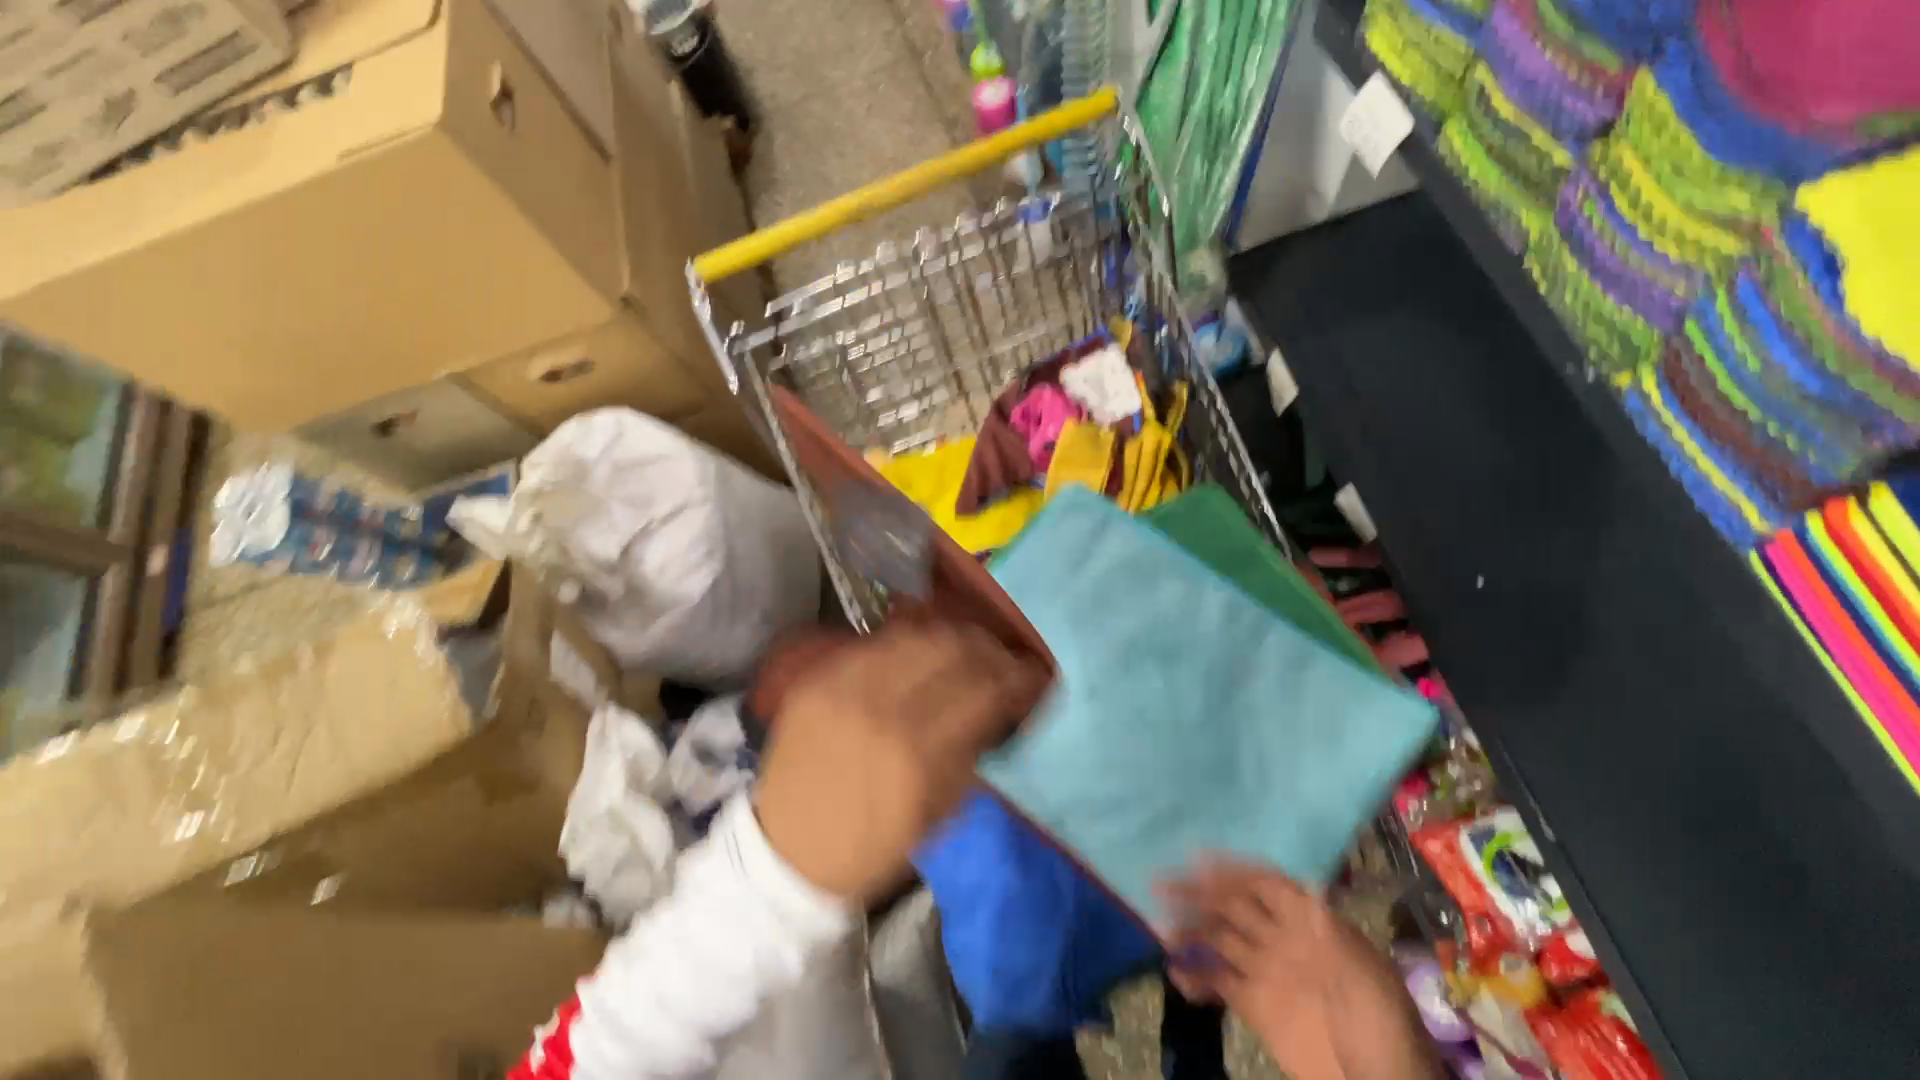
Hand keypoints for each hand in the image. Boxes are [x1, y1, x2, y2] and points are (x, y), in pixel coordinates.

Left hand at [754, 621, 1049, 901]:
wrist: (788, 854)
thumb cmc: (872, 848)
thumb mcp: (937, 815)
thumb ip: (970, 753)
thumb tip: (1001, 707)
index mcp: (917, 755)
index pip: (984, 689)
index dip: (1018, 677)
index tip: (1033, 677)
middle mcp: (880, 710)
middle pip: (953, 648)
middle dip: (989, 649)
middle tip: (1002, 660)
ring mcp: (842, 688)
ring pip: (915, 635)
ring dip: (951, 639)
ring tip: (965, 652)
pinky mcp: (817, 679)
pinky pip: (874, 643)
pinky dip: (908, 644)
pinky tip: (920, 656)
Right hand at [1160, 859, 1443, 1079]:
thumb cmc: (1382, 1026)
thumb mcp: (1366, 977)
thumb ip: (1333, 935)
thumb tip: (1310, 886)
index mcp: (1310, 926)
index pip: (1265, 886)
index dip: (1233, 870)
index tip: (1195, 860)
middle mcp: (1283, 940)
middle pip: (1233, 907)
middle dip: (1198, 893)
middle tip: (1160, 886)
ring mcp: (1268, 973)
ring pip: (1219, 940)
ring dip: (1190, 931)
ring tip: (1161, 931)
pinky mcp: (1256, 1007)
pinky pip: (1218, 983)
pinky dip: (1195, 977)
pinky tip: (1175, 973)